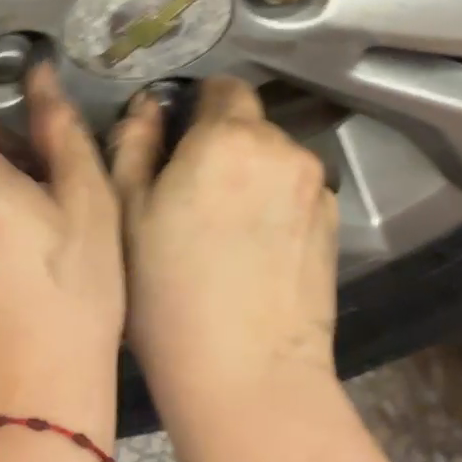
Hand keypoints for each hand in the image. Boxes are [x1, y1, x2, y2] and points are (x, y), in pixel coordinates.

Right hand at [109, 76, 340, 418]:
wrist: (249, 376)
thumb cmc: (169, 290)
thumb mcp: (127, 209)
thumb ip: (134, 141)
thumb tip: (147, 106)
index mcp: (228, 136)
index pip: (223, 86)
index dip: (198, 104)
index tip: (177, 136)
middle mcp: (282, 148)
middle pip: (250, 122)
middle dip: (223, 140)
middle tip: (192, 186)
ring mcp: (315, 187)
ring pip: (274, 158)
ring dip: (251, 171)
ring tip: (225, 222)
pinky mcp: (334, 224)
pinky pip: (296, 191)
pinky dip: (276, 202)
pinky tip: (255, 246)